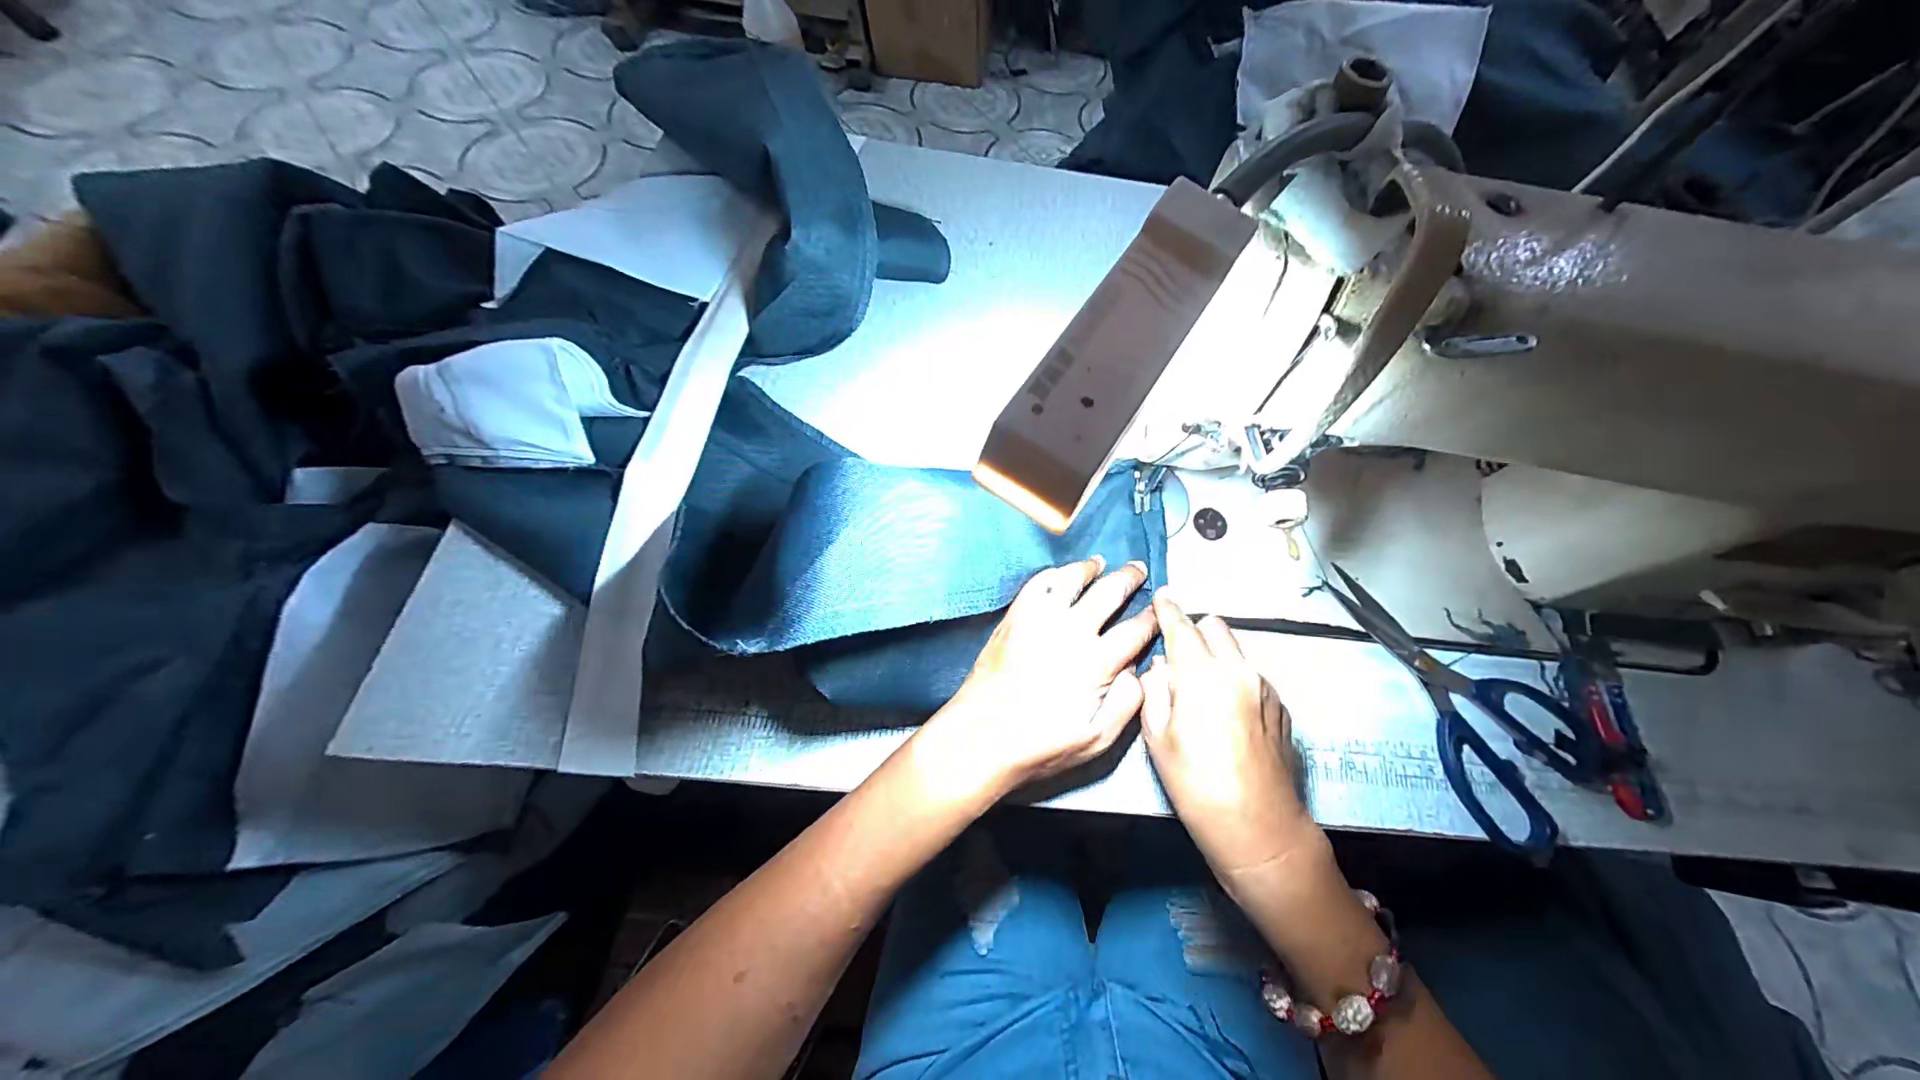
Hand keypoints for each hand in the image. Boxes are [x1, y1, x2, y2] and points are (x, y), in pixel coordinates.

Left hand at [913, 557, 1157, 801]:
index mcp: (1097, 661)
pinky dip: (1053, 574)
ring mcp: (1040, 619)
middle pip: (1109, 592)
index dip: (1153, 617)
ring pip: (1072, 579)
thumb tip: (1137, 671)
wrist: (981, 735)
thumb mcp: (1096, 740)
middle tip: (1139, 569)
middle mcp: (1072, 630)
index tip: (1161, 610)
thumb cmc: (1039, 744)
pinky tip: (1059, 575)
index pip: (1136, 629)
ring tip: (1100, 563)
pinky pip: (1038, 583)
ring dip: (1090, 568)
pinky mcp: (1014, 616)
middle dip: (1129, 578)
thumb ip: (1126, 703)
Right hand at [1140, 591, 1321, 882]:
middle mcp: (1237, 670)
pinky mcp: (1280, 706)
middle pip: (1214, 626)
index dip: (1167, 609)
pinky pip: (1251, 675)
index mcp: (1201, 675)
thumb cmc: (1196, 785)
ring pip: (1235, 650)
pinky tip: (1224, 713)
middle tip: (1175, 655)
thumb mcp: (1157, 739)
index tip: (1160, 597)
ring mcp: (1264, 687)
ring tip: (1199, 688)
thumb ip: (1154, 692)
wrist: (1259, 827)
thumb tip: (1159, 668)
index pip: (1180, 626)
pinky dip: (1234, 678)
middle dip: (1193, 631)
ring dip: (1215, 655)